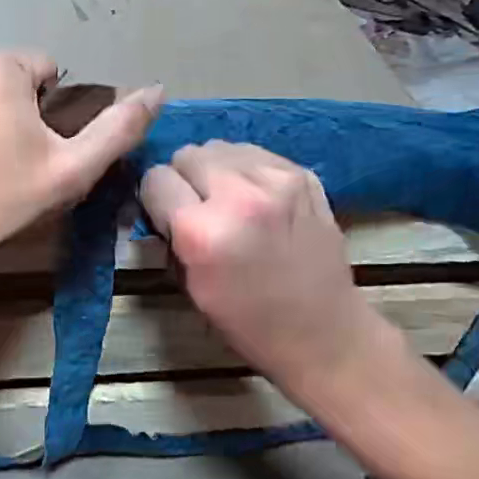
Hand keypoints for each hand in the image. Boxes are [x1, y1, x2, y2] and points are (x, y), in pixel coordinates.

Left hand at [0, 46, 163, 267]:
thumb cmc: (3, 203)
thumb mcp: (72, 171)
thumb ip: (118, 128)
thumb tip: (156, 90)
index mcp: (2, 68)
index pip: (42, 67)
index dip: (46, 107)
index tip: (33, 145)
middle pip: (0, 68)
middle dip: (8, 97)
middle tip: (4, 150)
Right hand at [140, 142, 403, 401]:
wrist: (323, 331)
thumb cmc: (247, 320)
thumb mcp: (190, 284)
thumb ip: (171, 234)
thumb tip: (160, 201)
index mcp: (202, 230)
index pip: (156, 180)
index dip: (157, 199)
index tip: (168, 217)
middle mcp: (237, 194)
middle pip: (186, 154)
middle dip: (185, 179)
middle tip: (199, 207)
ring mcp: (275, 179)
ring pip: (220, 146)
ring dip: (215, 170)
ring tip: (229, 200)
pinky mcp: (302, 173)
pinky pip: (254, 153)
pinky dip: (246, 170)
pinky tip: (256, 198)